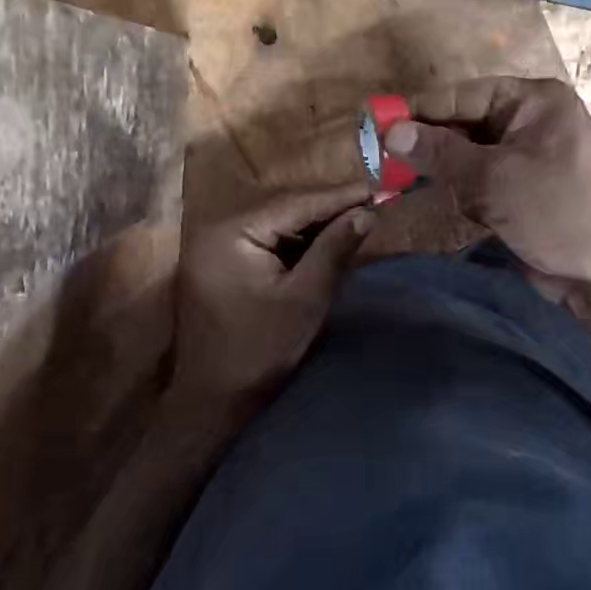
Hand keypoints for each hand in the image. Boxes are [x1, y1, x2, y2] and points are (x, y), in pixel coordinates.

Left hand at [172, 184, 373, 406]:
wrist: (213, 400)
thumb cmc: (261, 348)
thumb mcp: (306, 297)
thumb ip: (335, 249)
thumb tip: (367, 213)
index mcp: (231, 233)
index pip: (295, 203)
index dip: (339, 197)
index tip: (377, 189)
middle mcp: (217, 229)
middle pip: (283, 208)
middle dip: (328, 208)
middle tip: (371, 203)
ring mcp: (215, 246)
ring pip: (276, 223)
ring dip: (314, 224)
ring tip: (354, 220)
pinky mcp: (220, 263)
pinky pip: (265, 240)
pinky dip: (295, 241)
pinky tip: (323, 243)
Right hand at [384, 77, 590, 291]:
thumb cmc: (559, 211)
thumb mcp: (495, 178)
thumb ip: (441, 153)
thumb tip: (391, 131)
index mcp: (534, 102)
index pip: (463, 96)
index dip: (420, 110)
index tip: (376, 123)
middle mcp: (531, 123)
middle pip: (464, 126)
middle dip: (433, 148)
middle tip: (386, 163)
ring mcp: (528, 159)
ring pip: (469, 159)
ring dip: (450, 177)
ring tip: (429, 190)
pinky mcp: (523, 193)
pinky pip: (482, 185)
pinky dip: (466, 196)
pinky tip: (463, 211)